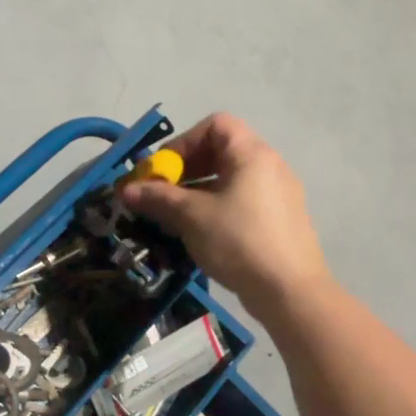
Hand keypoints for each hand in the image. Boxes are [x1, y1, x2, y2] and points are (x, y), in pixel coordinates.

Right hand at [119, 113, 330, 316]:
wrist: (289, 290)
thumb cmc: (239, 241)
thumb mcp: (191, 216)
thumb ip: (158, 197)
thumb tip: (126, 189)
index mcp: (251, 154)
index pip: (215, 125)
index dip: (183, 142)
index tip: (163, 171)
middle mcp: (269, 165)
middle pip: (220, 150)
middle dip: (184, 169)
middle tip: (161, 193)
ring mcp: (277, 192)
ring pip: (228, 177)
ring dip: (196, 190)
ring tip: (175, 215)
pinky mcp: (278, 218)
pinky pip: (240, 198)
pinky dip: (215, 205)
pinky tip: (200, 232)